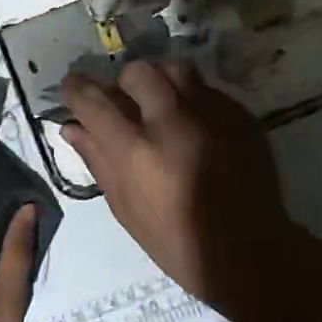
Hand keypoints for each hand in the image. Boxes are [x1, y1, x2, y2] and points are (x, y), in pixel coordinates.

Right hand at [61, 62, 291, 307]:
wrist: (248, 252)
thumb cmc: (176, 241)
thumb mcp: (125, 208)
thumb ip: (98, 160)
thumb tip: (72, 126)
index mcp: (137, 153)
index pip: (94, 101)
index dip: (76, 88)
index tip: (72, 86)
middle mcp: (173, 123)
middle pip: (137, 72)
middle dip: (123, 83)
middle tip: (126, 103)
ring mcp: (211, 115)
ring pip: (175, 69)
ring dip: (159, 81)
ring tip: (160, 104)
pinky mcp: (239, 115)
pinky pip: (206, 89)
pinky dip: (191, 99)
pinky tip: (193, 124)